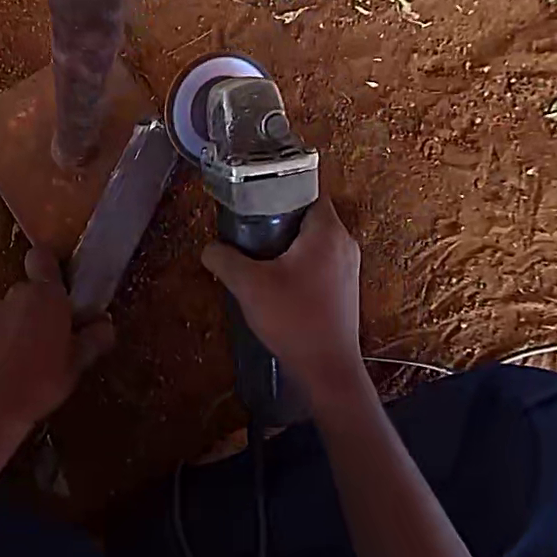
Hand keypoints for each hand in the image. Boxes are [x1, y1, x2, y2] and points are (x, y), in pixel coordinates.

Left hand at [0, 248, 114, 441]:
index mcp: (46, 296)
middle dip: (36, 308)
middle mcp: (15, 293)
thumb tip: (105, 324)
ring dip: (13, 322)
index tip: (56, 286)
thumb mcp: (76, 366)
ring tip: (18, 356)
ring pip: (6, 308)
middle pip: (28, 291)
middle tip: (46, 339)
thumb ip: (93, 340)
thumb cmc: (40, 385)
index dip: (48, 267)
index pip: (43, 258)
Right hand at [201, 198, 366, 399]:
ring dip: (287, 241)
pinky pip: (318, 260)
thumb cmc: (292, 317)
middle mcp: (344, 243)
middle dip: (278, 216)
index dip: (280, 188)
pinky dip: (297, 260)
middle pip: (309, 214)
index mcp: (327, 231)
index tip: (253, 196)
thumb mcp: (247, 285)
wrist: (326, 368)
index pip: (308, 190)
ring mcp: (347, 267)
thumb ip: (224, 259)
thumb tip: (209, 248)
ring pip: (313, 239)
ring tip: (255, 250)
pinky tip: (274, 277)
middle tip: (246, 224)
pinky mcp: (344, 288)